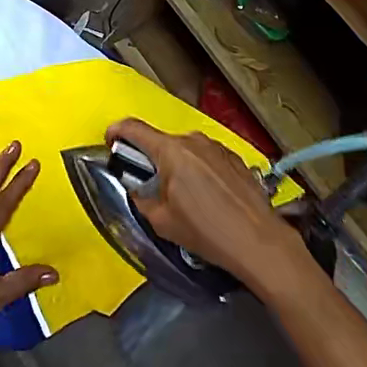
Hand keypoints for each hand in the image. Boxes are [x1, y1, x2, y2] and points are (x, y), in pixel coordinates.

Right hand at [108, 119, 309, 289]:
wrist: (255, 237)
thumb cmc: (207, 230)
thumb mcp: (161, 220)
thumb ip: (141, 198)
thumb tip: (136, 189)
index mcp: (172, 151)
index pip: (134, 128)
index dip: (117, 132)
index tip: (111, 142)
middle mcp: (195, 141)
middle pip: (162, 142)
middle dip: (150, 160)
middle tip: (147, 187)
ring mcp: (217, 146)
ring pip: (185, 150)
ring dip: (176, 166)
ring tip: (180, 198)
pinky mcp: (233, 157)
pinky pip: (206, 157)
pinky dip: (197, 170)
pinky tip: (204, 197)